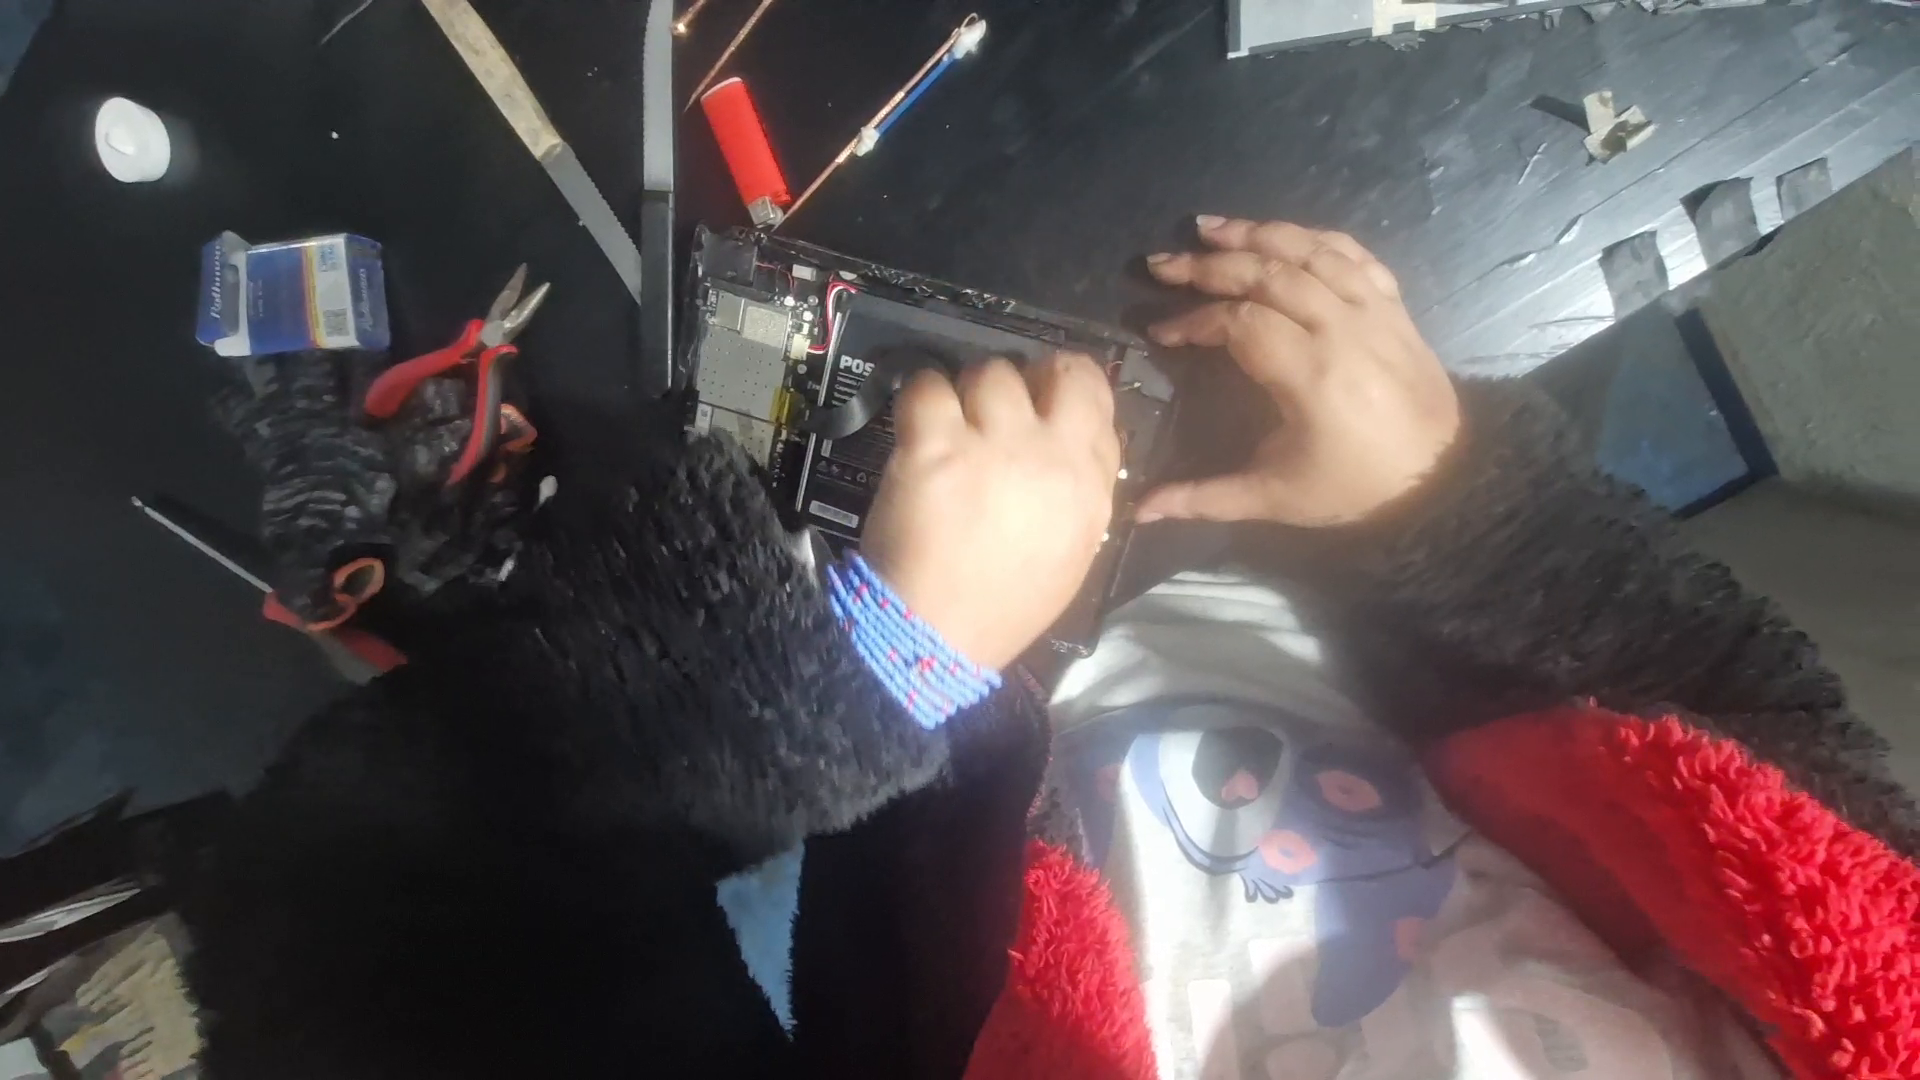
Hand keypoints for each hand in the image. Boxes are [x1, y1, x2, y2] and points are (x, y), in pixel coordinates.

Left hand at [862, 353, 1120, 668]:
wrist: (939, 637)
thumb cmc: (1003, 603)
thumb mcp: (1072, 550)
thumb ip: (1080, 488)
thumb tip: (1069, 439)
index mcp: (1089, 486)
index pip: (1097, 399)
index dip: (1066, 386)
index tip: (1041, 398)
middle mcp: (1051, 456)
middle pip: (1053, 371)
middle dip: (1025, 378)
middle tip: (993, 406)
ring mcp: (994, 447)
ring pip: (989, 372)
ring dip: (968, 392)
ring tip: (949, 428)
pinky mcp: (936, 448)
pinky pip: (929, 385)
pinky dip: (920, 397)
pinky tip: (917, 430)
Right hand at [1138, 217, 1459, 526]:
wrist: (1443, 480)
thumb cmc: (1351, 488)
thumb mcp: (1272, 499)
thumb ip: (1201, 498)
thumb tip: (1139, 512)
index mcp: (1311, 374)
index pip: (1240, 322)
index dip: (1193, 321)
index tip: (1160, 332)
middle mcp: (1343, 328)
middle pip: (1268, 274)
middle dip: (1208, 265)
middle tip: (1161, 264)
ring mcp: (1373, 310)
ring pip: (1309, 251)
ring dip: (1254, 234)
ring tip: (1208, 228)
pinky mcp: (1393, 305)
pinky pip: (1351, 253)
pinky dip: (1310, 237)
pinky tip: (1279, 234)